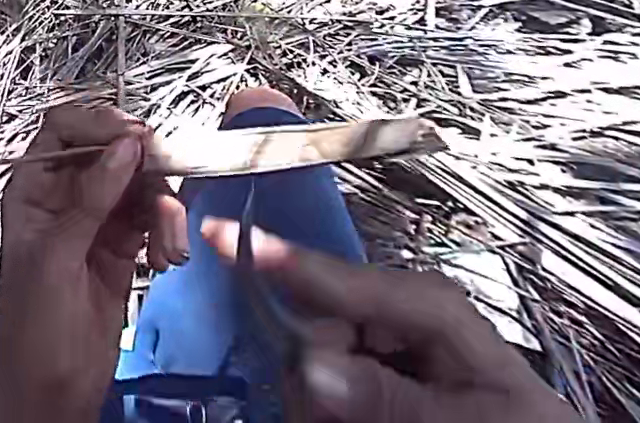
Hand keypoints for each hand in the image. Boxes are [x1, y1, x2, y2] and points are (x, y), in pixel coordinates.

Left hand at [0, 106, 188, 422]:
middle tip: (163, 177)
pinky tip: (166, 258)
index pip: (64, 128)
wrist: (52, 397)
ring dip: (161, 206)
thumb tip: (127, 144)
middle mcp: (67, 191)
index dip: (97, 123)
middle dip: (141, 163)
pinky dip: (166, 229)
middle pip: (110, 149)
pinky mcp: (124, 240)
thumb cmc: (35, 327)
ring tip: (168, 245)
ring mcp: (98, 215)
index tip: (133, 134)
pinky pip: (152, 214)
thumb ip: (93, 197)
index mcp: (35, 185)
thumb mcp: (57, 255)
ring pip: (138, 181)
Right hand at [203, 219, 578, 422]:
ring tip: (366, 416)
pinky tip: (357, 411)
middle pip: (314, 322)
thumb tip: (308, 362)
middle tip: (338, 413)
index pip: (335, 276)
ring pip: (311, 354)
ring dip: (320, 396)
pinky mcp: (368, 359)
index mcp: (422, 301)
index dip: (274, 255)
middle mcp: (390, 306)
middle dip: (311, 369)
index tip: (217, 234)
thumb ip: (389, 397)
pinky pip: (324, 374)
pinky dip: (324, 399)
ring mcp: (377, 333)